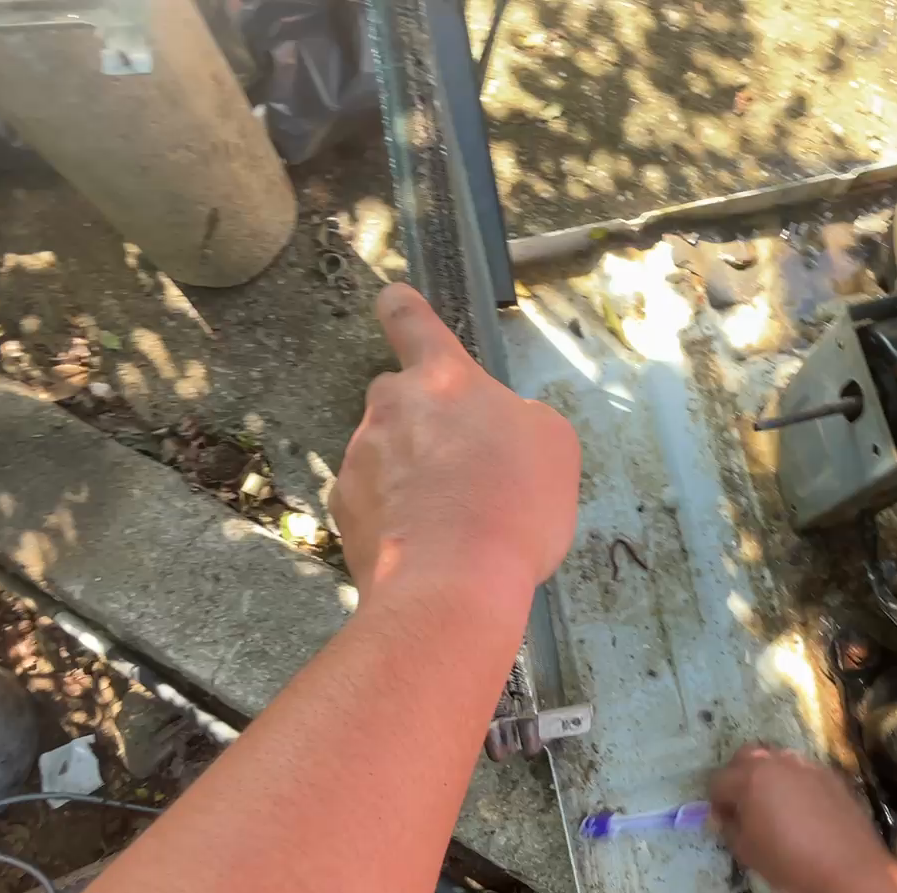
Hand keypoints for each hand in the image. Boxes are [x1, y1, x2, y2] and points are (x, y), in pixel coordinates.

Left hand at [331, 284, 580, 599]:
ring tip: (452, 523)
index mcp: (442, 381)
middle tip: (462, 470)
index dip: (405, 310)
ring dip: (411, 475)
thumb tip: (501, 425)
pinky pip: (372, 502)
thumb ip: (521, 418)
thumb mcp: (553, 446)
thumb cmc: (515, 505)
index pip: (412, 321)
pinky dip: (394, 516)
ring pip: (386, 454)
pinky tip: (426, 547)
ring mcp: (359, 460)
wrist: (454, 585)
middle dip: (424, 422)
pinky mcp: (344, 511)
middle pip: (400, 398)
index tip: (396, 304)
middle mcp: (390, 409)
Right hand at [709, 745, 889, 892]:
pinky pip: (802, 771)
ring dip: (767, 776)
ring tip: (776, 806)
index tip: (725, 823)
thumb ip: (729, 828)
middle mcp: (775, 762)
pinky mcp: (829, 775)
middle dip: (738, 778)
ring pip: (775, 759)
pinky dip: (794, 783)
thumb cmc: (791, 863)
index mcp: (749, 778)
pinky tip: (804, 810)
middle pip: (744, 758)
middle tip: (745, 807)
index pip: (717, 781)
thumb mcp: (747, 853)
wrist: (851, 871)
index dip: (716, 803)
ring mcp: (805, 765)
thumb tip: (724, 817)